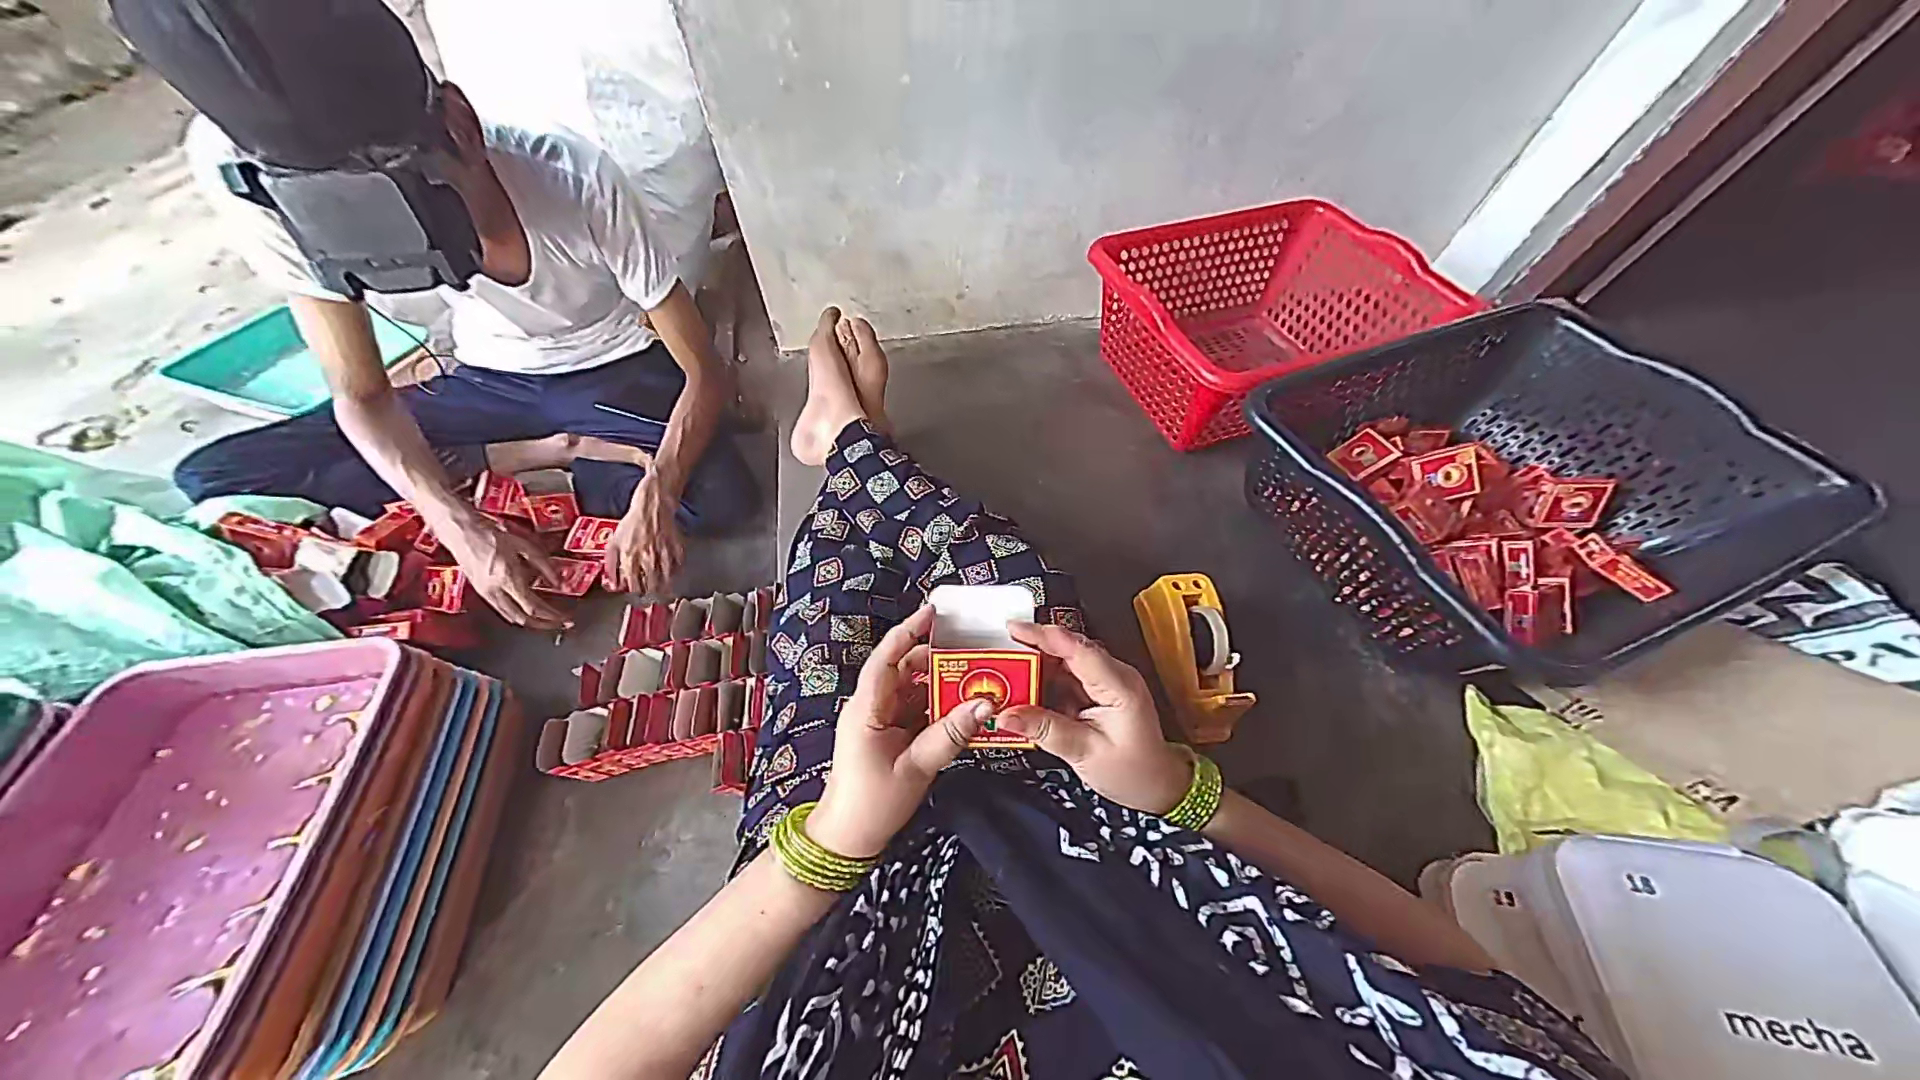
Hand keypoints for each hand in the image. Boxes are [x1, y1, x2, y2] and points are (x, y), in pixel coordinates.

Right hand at [438, 509, 570, 628]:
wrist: (461, 531)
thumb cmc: (492, 535)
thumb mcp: (526, 546)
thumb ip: (545, 566)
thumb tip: (560, 583)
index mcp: (507, 578)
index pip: (533, 607)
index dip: (551, 616)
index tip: (565, 618)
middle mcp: (494, 590)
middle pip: (522, 618)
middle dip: (544, 624)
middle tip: (560, 624)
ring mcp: (485, 593)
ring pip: (511, 617)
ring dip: (531, 622)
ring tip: (549, 621)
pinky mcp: (480, 592)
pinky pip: (502, 610)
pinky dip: (518, 615)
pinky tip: (529, 612)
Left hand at [605, 477, 684, 593]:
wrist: (652, 508)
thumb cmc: (632, 525)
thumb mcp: (614, 543)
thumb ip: (611, 565)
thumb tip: (612, 583)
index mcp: (630, 558)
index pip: (634, 586)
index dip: (636, 592)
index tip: (638, 593)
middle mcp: (648, 559)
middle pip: (652, 586)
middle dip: (652, 593)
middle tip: (652, 595)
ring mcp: (664, 555)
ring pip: (667, 580)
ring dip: (665, 586)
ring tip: (664, 590)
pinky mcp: (677, 550)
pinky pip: (678, 567)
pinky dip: (676, 572)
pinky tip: (673, 574)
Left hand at [808, 606, 990, 857]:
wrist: (848, 839)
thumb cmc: (871, 803)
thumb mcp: (916, 767)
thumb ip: (951, 734)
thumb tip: (984, 705)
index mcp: (867, 709)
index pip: (887, 659)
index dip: (908, 632)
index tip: (933, 613)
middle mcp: (872, 707)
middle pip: (904, 669)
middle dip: (934, 657)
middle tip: (969, 650)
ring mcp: (880, 720)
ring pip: (913, 689)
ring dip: (940, 683)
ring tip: (973, 676)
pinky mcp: (890, 734)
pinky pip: (917, 709)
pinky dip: (938, 705)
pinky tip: (962, 706)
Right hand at [996, 622, 1192, 814]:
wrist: (1158, 785)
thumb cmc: (1134, 772)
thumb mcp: (1084, 753)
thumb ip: (1044, 730)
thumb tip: (1007, 715)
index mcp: (1119, 686)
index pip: (1078, 649)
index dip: (1044, 635)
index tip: (1014, 629)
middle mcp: (1114, 675)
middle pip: (1068, 649)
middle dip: (1032, 647)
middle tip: (1000, 653)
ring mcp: (1106, 680)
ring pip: (1064, 661)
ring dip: (1035, 665)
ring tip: (1006, 673)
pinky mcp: (1097, 689)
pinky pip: (1065, 676)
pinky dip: (1044, 680)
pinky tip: (1025, 690)